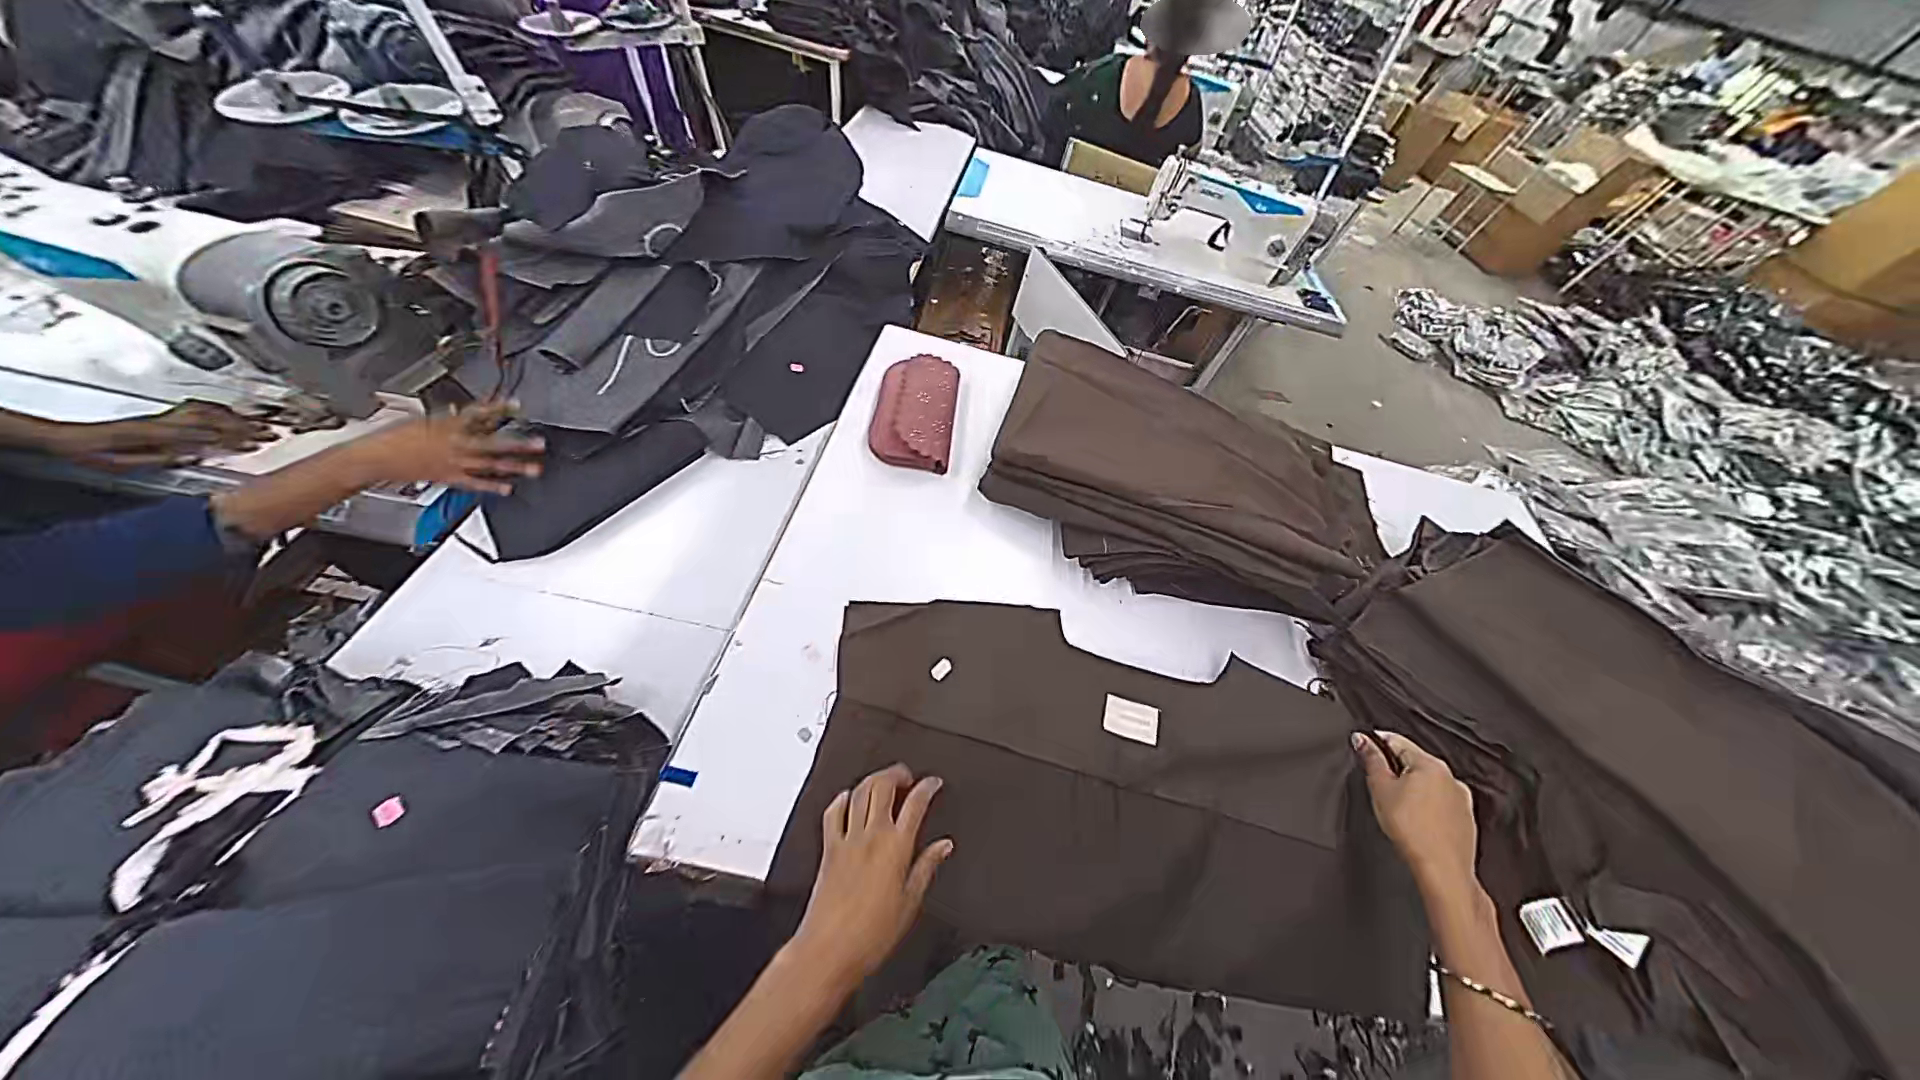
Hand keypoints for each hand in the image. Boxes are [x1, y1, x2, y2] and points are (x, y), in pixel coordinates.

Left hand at [54, 402, 273, 467]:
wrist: (63, 439)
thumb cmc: (90, 454)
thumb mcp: (123, 464)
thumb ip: (161, 459)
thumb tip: (194, 455)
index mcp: (155, 433)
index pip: (204, 434)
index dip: (233, 438)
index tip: (257, 442)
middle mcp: (162, 421)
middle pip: (212, 420)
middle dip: (245, 426)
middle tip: (270, 432)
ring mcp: (161, 417)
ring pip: (206, 412)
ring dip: (236, 417)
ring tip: (259, 422)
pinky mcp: (160, 417)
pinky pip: (193, 409)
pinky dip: (217, 410)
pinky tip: (230, 413)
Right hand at [344, 402, 544, 495]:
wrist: (373, 457)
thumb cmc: (393, 436)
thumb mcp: (421, 417)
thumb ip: (448, 416)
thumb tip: (465, 411)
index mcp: (446, 425)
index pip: (477, 413)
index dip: (498, 408)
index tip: (516, 404)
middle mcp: (454, 444)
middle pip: (492, 443)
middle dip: (517, 443)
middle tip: (539, 443)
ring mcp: (454, 462)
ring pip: (489, 464)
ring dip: (514, 467)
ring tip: (535, 468)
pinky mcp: (449, 477)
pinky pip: (474, 483)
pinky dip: (492, 486)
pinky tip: (508, 488)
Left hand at [792, 764, 953, 988]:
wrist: (829, 950)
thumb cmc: (870, 935)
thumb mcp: (911, 902)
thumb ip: (927, 866)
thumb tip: (943, 847)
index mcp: (896, 847)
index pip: (916, 802)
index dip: (927, 786)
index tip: (932, 783)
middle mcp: (871, 836)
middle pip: (883, 785)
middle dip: (898, 773)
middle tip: (907, 776)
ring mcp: (847, 839)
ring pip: (860, 792)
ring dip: (874, 779)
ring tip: (884, 781)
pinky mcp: (828, 848)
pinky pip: (833, 812)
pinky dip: (842, 799)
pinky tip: (848, 798)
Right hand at [1355, 730, 1477, 898]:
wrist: (1442, 869)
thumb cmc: (1413, 830)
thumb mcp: (1380, 788)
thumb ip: (1371, 759)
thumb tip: (1363, 739)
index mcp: (1431, 764)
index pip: (1397, 740)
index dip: (1376, 742)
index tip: (1363, 746)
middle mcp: (1451, 778)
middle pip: (1413, 761)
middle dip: (1393, 768)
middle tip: (1376, 783)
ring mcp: (1461, 799)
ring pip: (1427, 783)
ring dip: (1410, 787)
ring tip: (1394, 805)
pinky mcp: (1465, 819)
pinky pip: (1439, 802)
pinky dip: (1424, 804)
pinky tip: (1413, 819)